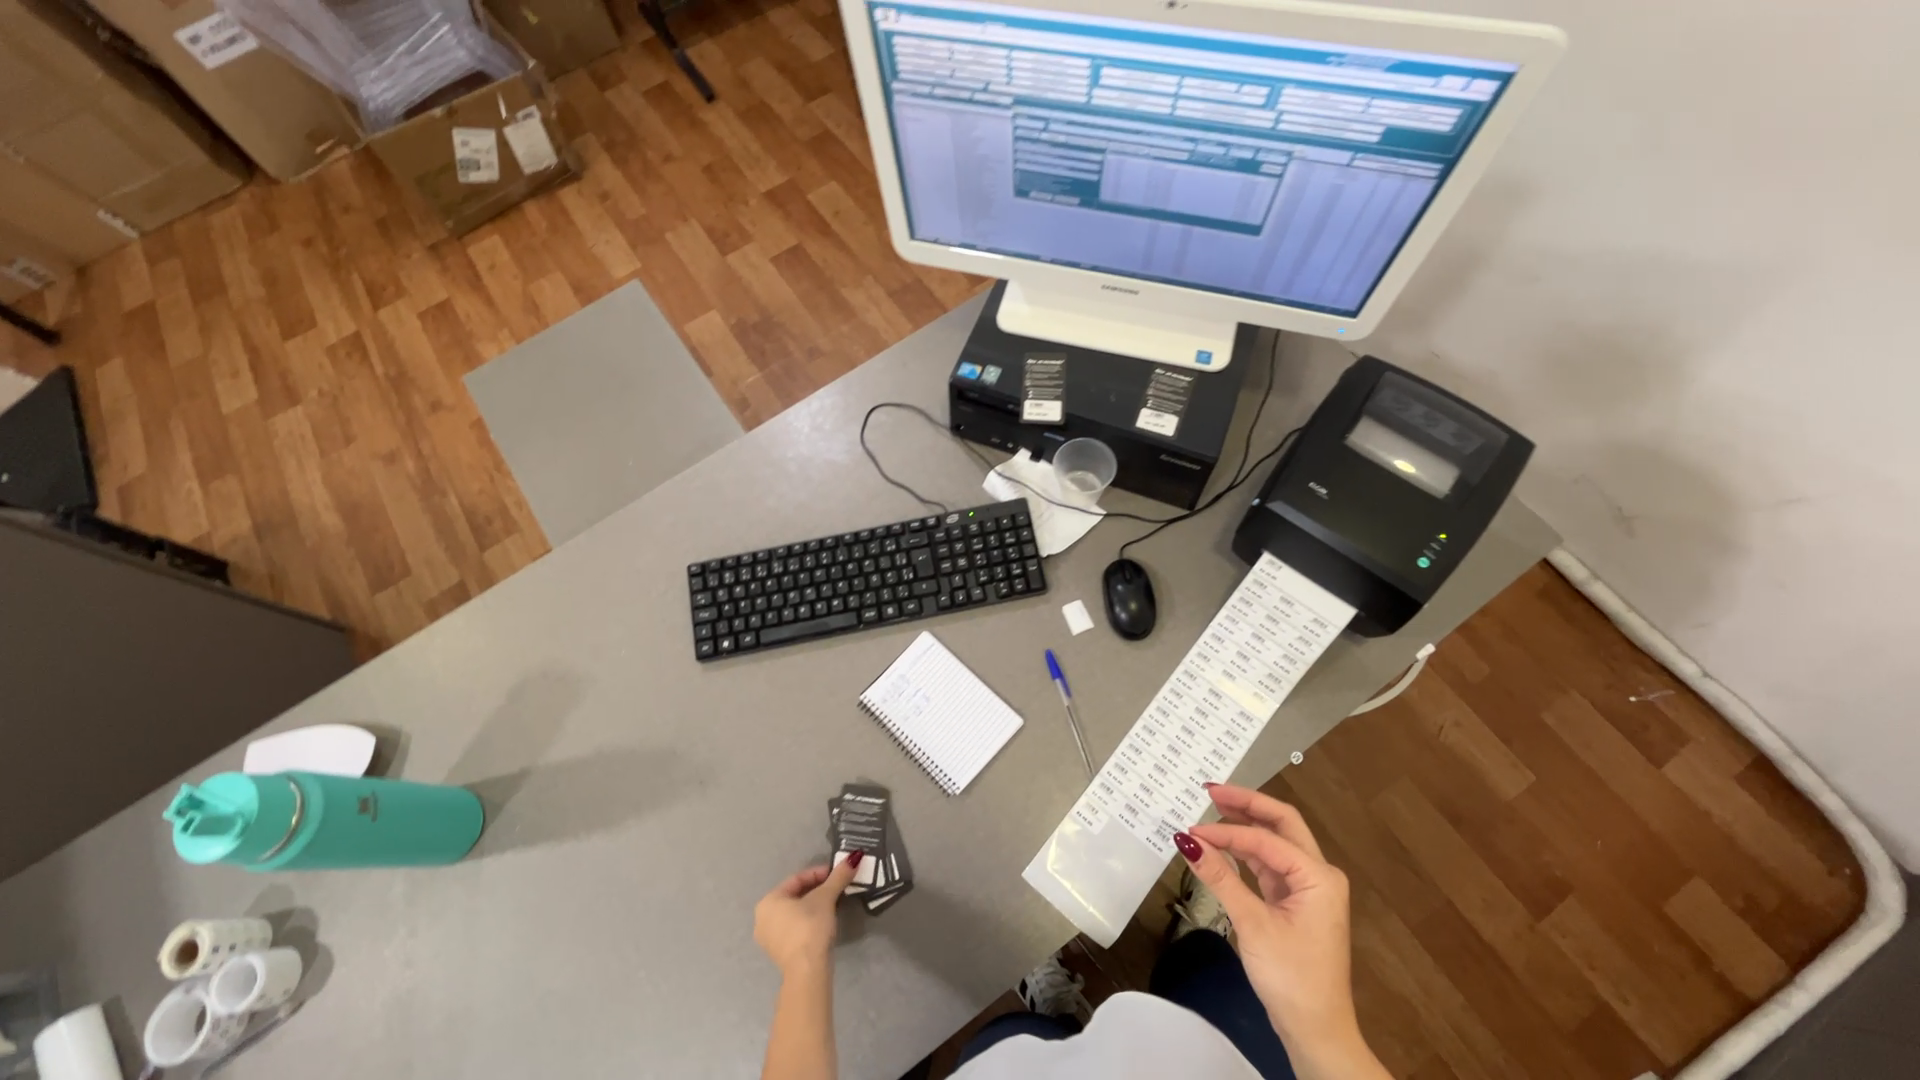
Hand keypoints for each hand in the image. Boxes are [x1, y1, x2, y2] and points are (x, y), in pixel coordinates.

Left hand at [755, 854, 861, 976]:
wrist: (807, 970)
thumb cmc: (810, 927)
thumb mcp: (826, 898)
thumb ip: (838, 877)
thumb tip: (855, 856)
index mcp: (768, 901)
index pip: (797, 879)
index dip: (819, 873)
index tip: (837, 873)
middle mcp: (762, 918)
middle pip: (794, 895)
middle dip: (817, 889)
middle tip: (836, 888)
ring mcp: (768, 938)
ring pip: (794, 913)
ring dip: (813, 905)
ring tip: (833, 904)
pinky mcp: (779, 953)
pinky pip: (794, 928)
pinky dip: (808, 921)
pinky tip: (823, 923)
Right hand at [1178, 786, 1379, 1074]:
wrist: (1316, 1030)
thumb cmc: (1291, 977)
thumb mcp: (1252, 924)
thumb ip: (1220, 878)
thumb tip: (1187, 841)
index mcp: (1318, 876)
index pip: (1266, 839)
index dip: (1226, 831)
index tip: (1191, 829)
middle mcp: (1318, 875)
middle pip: (1282, 824)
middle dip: (1247, 805)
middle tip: (1210, 790)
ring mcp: (1307, 889)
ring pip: (1275, 843)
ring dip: (1245, 827)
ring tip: (1212, 810)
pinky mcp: (1294, 903)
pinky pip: (1269, 866)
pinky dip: (1245, 853)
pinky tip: (1223, 847)